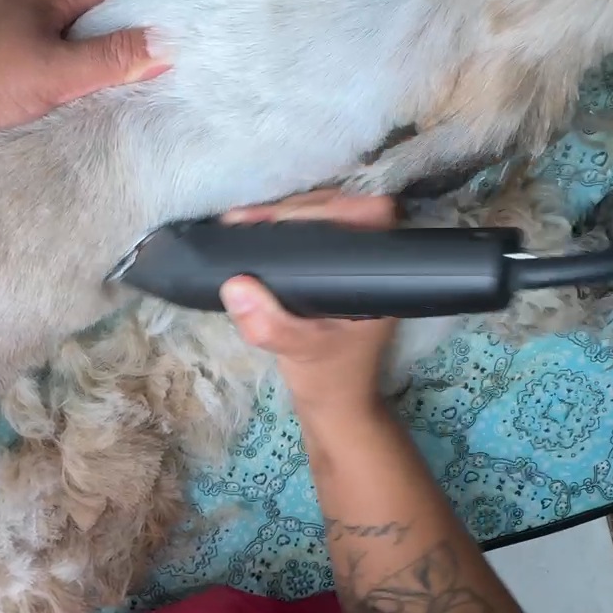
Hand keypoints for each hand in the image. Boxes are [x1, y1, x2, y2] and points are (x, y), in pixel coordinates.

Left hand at [0, 0, 170, 140]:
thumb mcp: (56, 74)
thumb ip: (110, 61)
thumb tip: (165, 45)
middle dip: (106, 6)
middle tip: (139, 22)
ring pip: (39, 13)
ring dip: (69, 25)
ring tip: (91, 47)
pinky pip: (15, 31)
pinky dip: (39, 40)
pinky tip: (36, 60)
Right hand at [218, 189, 401, 425]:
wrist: (333, 403)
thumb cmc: (328, 377)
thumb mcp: (298, 351)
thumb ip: (270, 324)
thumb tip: (234, 285)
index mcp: (378, 274)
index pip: (367, 215)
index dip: (326, 209)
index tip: (279, 220)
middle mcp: (370, 262)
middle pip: (340, 209)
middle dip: (294, 209)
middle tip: (249, 219)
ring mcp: (350, 267)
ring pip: (323, 220)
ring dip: (285, 216)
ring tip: (245, 222)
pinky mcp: (331, 274)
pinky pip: (311, 238)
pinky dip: (283, 231)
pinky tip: (255, 232)